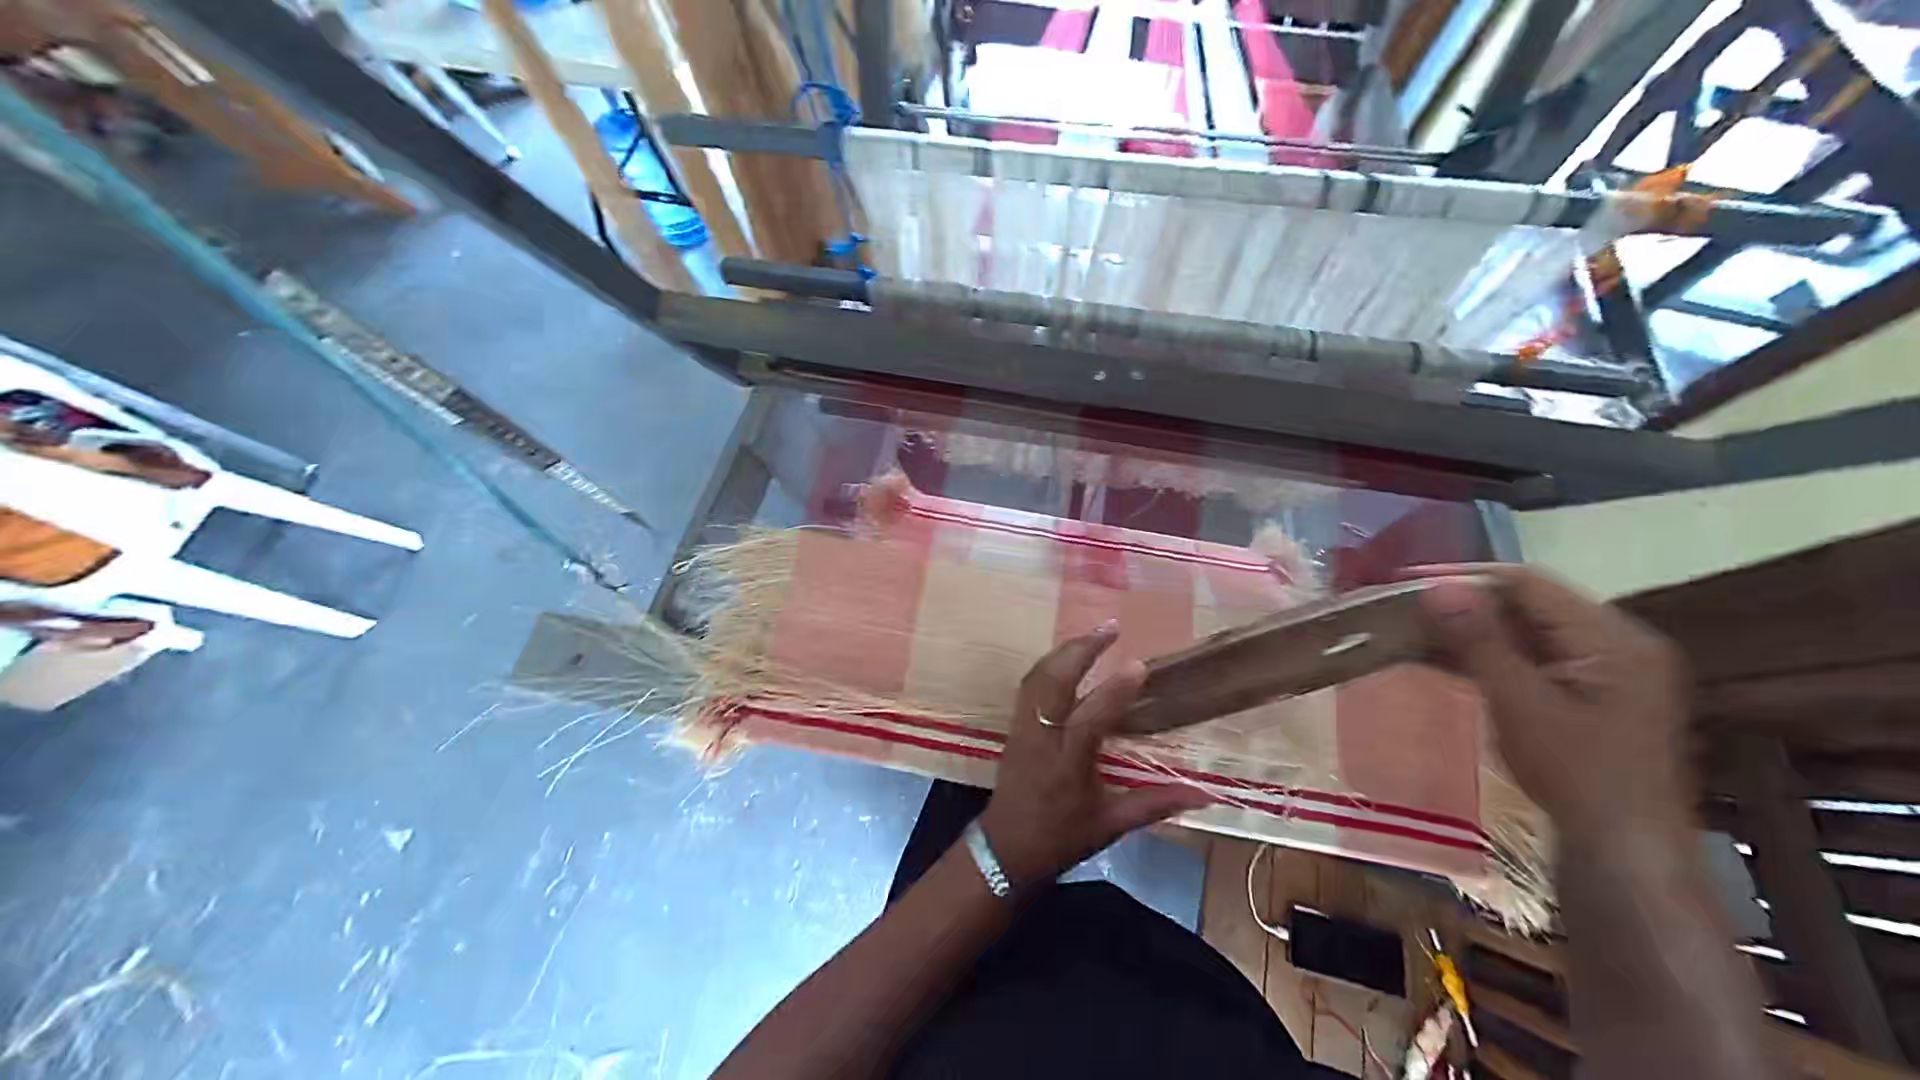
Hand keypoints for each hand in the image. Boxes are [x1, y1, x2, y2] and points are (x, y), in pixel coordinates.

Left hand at [978, 623, 1213, 887]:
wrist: (1005, 848)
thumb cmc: (1060, 838)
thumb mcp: (1109, 825)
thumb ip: (1154, 804)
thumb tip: (1203, 794)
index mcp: (1066, 763)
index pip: (1091, 717)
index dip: (1116, 690)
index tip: (1139, 665)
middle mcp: (1041, 737)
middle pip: (1054, 681)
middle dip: (1080, 650)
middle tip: (1110, 628)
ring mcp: (1022, 728)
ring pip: (1038, 677)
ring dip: (1064, 651)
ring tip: (1093, 635)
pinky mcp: (1014, 726)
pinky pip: (1029, 685)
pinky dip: (1049, 664)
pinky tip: (1067, 657)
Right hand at [1412, 565, 1692, 838]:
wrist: (1624, 853)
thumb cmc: (1576, 775)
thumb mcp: (1519, 702)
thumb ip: (1479, 640)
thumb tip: (1437, 587)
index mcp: (1613, 638)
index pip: (1529, 583)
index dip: (1466, 577)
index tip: (1407, 585)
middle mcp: (1616, 643)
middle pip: (1528, 605)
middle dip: (1465, 605)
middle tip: (1404, 611)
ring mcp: (1605, 671)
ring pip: (1525, 632)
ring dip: (1471, 632)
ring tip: (1412, 634)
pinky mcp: (1588, 694)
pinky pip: (1530, 658)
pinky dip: (1488, 657)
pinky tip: (1444, 662)